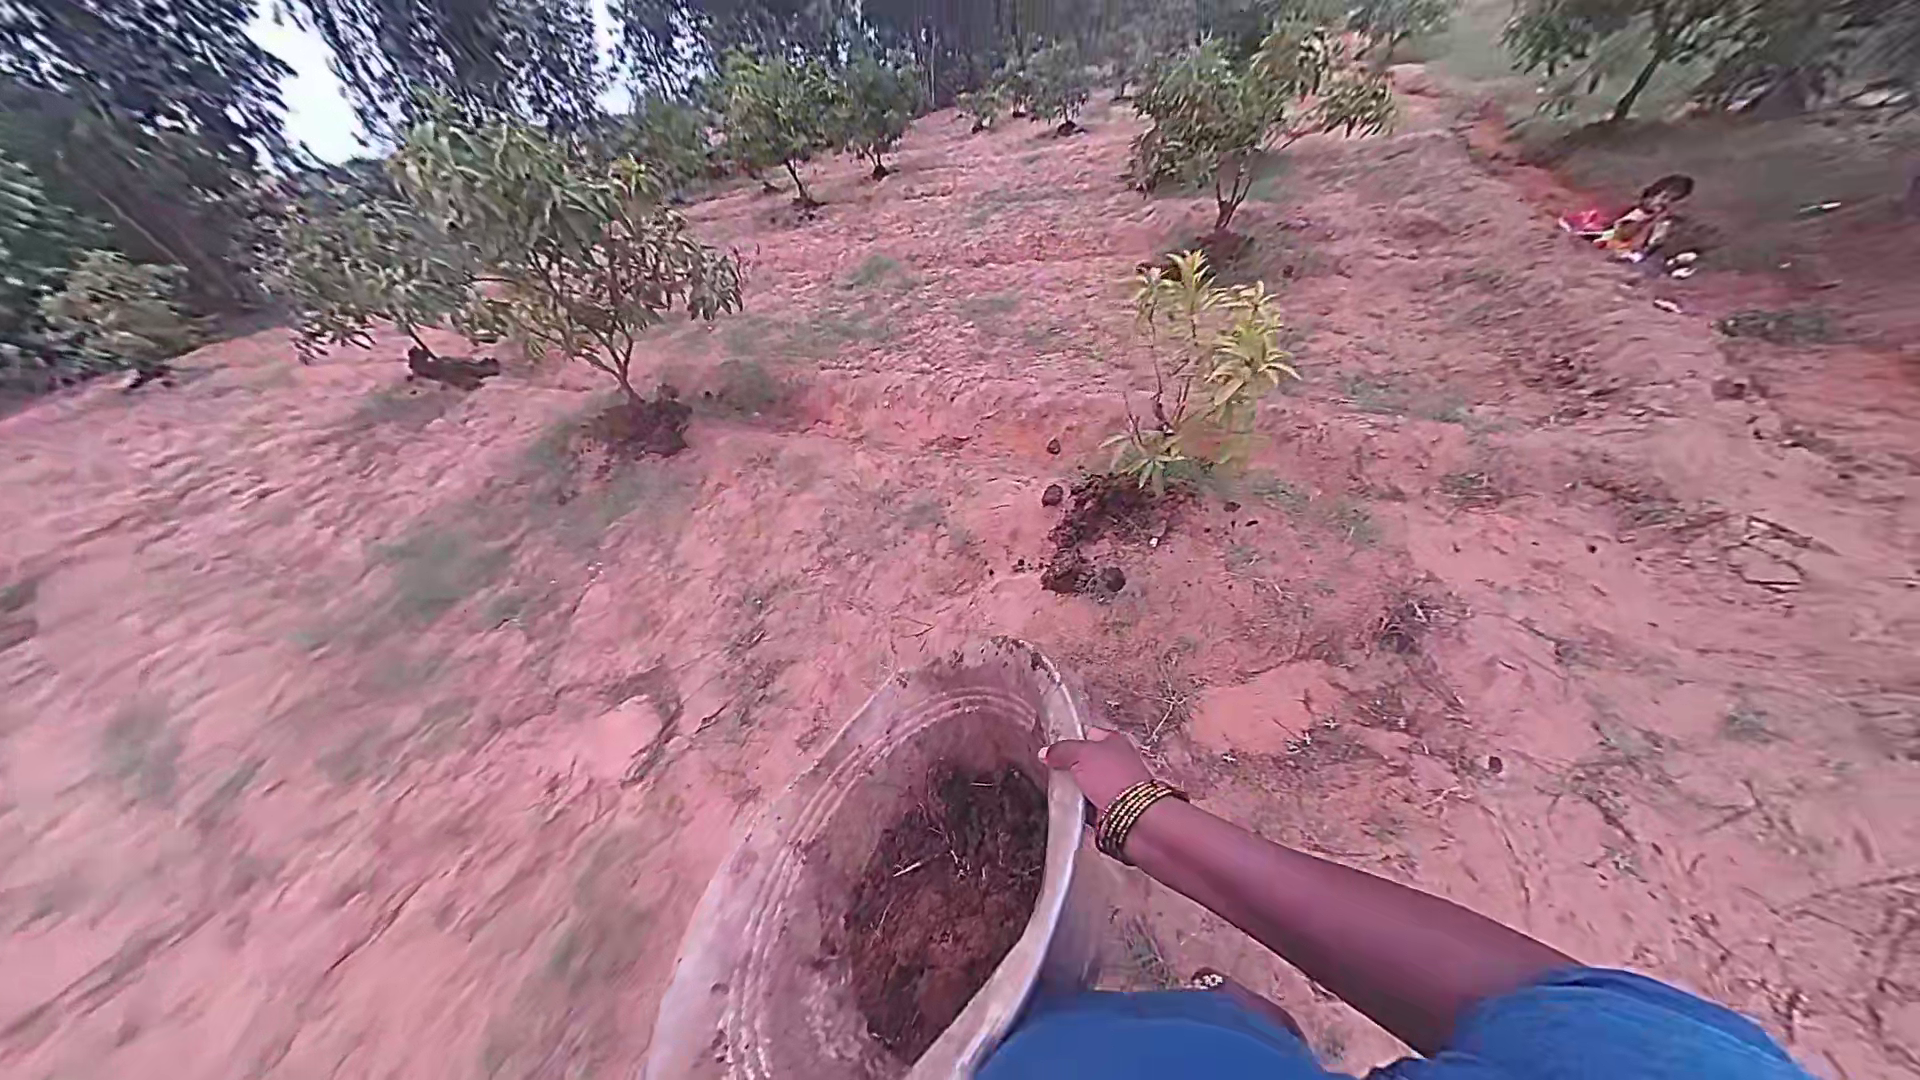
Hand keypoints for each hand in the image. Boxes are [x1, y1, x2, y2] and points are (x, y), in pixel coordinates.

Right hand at [1039, 726, 1152, 814]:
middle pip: (1084, 762)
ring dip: (1074, 791)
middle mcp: (1116, 763)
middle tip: (1056, 771)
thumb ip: (1061, 750)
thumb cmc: (1115, 779)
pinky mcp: (1111, 811)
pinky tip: (1073, 810)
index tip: (1055, 747)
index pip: (1088, 734)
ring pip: (1084, 786)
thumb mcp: (1081, 754)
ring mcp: (1114, 788)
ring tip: (1064, 794)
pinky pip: (1087, 807)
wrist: (1136, 820)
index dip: (1071, 739)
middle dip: (1070, 768)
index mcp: (1114, 742)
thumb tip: (1045, 753)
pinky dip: (1079, 810)